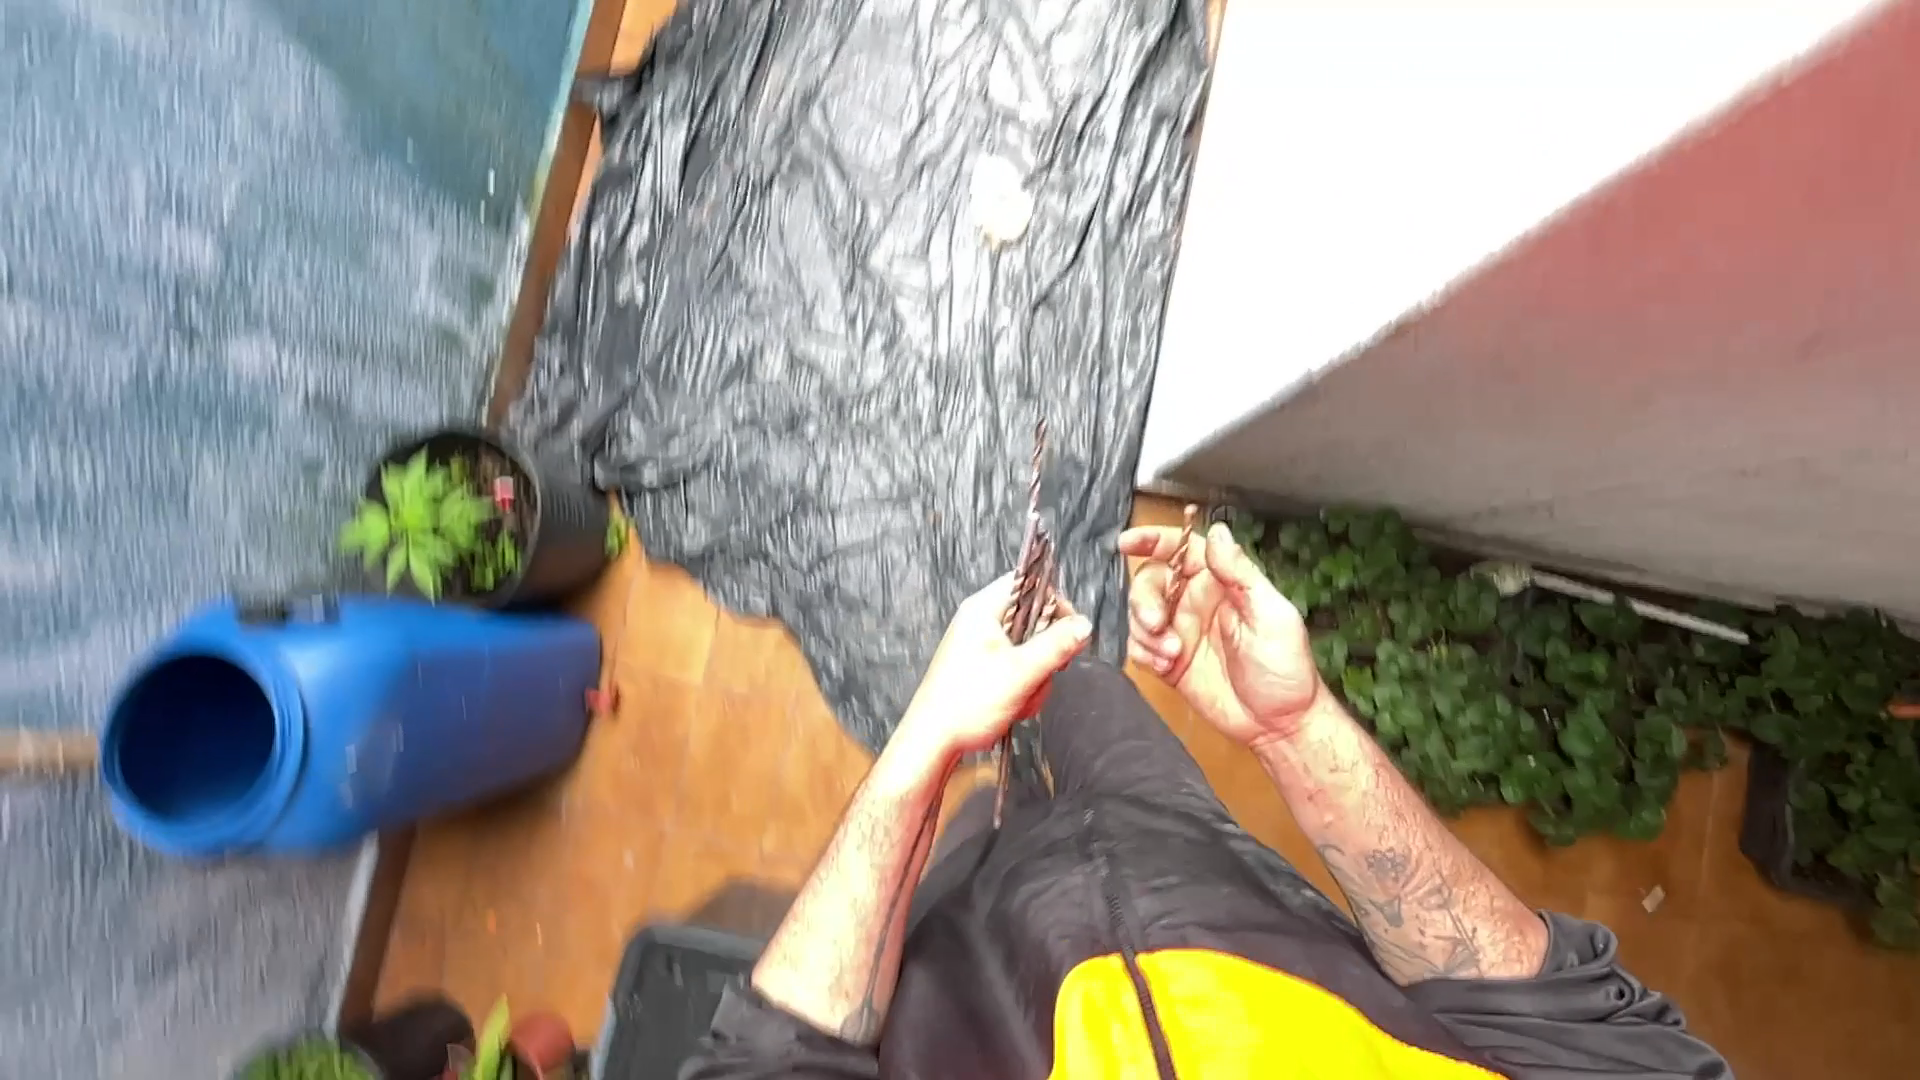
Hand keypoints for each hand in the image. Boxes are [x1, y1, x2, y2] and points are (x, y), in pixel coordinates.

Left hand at [896, 575, 1093, 757]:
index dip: (1054, 602)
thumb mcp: (1022, 672)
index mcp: (983, 609)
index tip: (1068, 629)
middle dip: (1045, 651)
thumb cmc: (965, 704)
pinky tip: (1015, 704)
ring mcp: (980, 645)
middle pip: (1033, 619)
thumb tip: (1083, 625)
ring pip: (1028, 648)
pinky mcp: (982, 667)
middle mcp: (980, 622)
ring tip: (1022, 696)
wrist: (933, 739)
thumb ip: (1056, 645)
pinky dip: (1023, 685)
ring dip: (1035, 675)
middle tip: (1043, 671)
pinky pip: (1017, 666)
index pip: (1027, 582)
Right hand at [1118, 518, 1323, 748]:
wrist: (1277, 725)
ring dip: (1145, 633)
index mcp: (1220, 583)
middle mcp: (1194, 602)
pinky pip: (1138, 646)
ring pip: (1138, 614)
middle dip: (1144, 600)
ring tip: (1171, 654)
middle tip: (1156, 623)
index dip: (1152, 540)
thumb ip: (1240, 574)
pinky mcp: (1167, 660)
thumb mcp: (1271, 615)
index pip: (1180, 549)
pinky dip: (1143, 654)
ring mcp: (1179, 630)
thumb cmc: (1285, 669)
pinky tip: (1165, 666)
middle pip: (1149, 582)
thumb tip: (1218, 533)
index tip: (1129, 543)